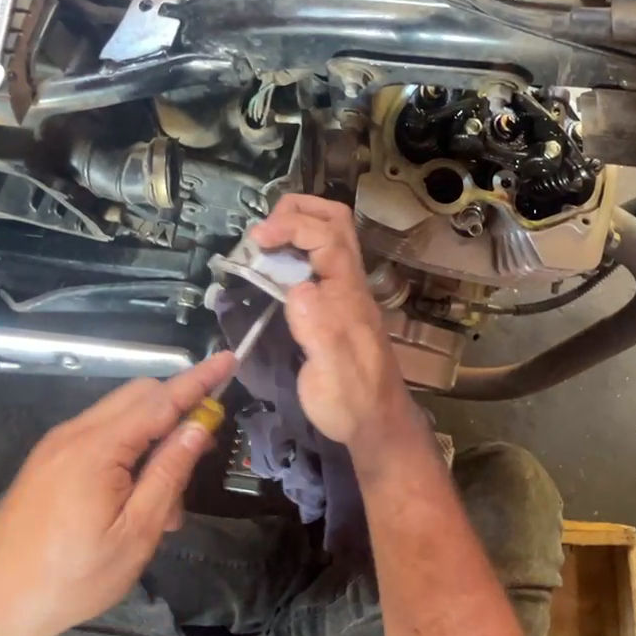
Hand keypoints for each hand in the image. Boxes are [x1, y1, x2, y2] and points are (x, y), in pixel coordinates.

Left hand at [0, 353, 236, 635]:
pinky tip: (136, 498)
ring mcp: (54, 447)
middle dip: (179, 410)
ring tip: (167, 501)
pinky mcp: (46, 464)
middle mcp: (73, 435)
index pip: (161, 400)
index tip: (229, 359)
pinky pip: (99, 436)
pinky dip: (128, 450)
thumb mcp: (135, 533)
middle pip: (139, 396)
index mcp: (97, 449)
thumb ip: (169, 473)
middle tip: (204, 452)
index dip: (199, 380)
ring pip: (121, 417)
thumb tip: (199, 426)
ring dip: (154, 438)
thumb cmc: (72, 579)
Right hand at [249, 195, 418, 450]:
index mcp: (349, 296)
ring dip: (298, 227)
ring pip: (331, 238)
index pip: (327, 238)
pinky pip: (320, 261)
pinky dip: (295, 251)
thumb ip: (319, 332)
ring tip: (263, 245)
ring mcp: (345, 293)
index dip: (292, 226)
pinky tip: (273, 269)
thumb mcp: (332, 375)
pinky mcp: (337, 306)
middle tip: (264, 231)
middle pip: (336, 223)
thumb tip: (298, 288)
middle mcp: (350, 286)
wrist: (377, 424)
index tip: (258, 239)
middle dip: (299, 211)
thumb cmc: (353, 403)